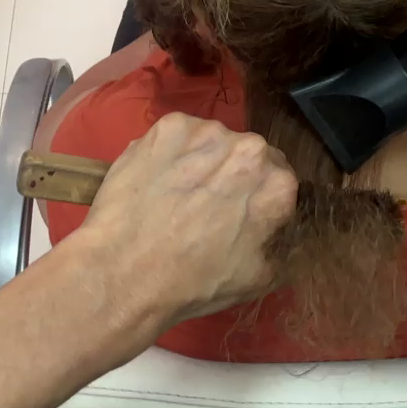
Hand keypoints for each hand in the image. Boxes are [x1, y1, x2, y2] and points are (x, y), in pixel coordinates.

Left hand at [68, 112, 296, 327]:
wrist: (125, 269)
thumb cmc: (195, 282)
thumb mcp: (259, 277)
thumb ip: (281, 241)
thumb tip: (278, 225)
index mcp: (277, 184)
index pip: (279, 178)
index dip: (258, 196)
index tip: (239, 211)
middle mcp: (248, 147)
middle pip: (247, 154)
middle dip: (233, 174)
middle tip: (206, 203)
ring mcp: (206, 131)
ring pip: (213, 141)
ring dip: (202, 159)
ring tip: (177, 192)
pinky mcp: (169, 125)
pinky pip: (179, 135)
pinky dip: (171, 151)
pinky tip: (157, 178)